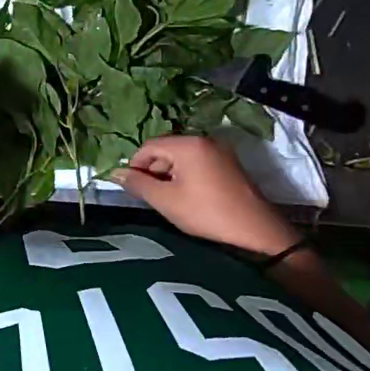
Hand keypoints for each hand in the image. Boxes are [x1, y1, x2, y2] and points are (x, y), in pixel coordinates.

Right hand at [111, 135, 301, 256]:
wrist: (254, 230)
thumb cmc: (206, 213)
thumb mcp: (165, 200)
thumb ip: (138, 183)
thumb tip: (115, 173)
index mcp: (187, 144)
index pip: (149, 146)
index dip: (134, 165)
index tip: (131, 188)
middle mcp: (204, 140)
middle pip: (165, 149)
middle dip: (152, 170)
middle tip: (148, 196)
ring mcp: (219, 151)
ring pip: (181, 157)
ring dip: (168, 175)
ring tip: (167, 199)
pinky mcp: (228, 164)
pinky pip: (197, 163)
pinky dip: (185, 176)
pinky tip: (186, 197)